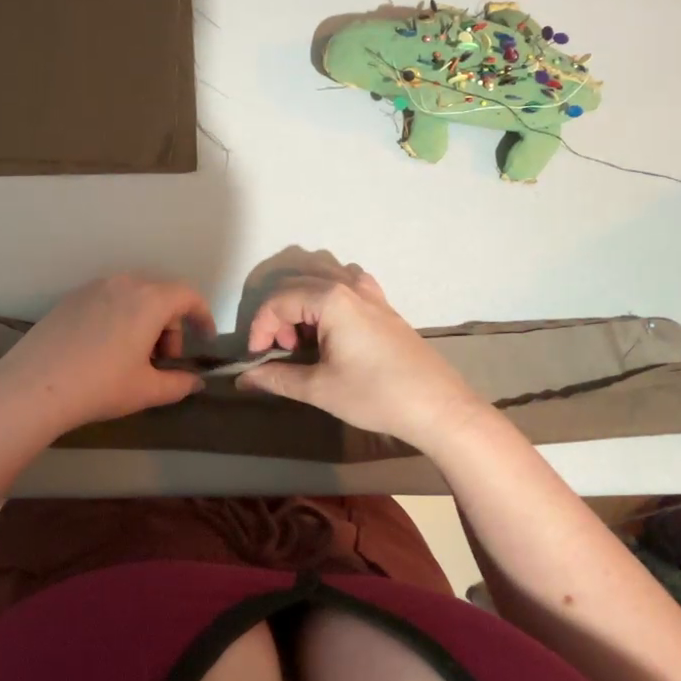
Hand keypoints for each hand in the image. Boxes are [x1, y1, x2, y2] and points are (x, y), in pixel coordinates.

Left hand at [0, 275, 215, 432]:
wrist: (35, 385)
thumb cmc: (100, 385)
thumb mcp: (146, 390)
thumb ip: (179, 383)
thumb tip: (195, 381)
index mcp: (149, 300)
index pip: (188, 295)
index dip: (202, 316)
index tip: (205, 340)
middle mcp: (123, 283)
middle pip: (160, 294)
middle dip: (170, 325)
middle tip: (162, 361)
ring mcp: (93, 287)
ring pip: (132, 296)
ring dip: (144, 321)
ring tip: (133, 357)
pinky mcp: (70, 298)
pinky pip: (107, 299)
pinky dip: (119, 317)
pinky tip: (104, 350)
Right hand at [236, 265, 490, 447]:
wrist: (438, 407)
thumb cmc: (375, 395)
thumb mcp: (319, 389)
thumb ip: (277, 378)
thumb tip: (242, 379)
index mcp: (330, 299)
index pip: (277, 301)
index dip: (260, 328)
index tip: (257, 358)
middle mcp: (348, 285)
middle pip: (295, 282)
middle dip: (278, 315)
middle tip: (282, 351)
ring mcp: (370, 291)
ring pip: (321, 273)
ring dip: (301, 298)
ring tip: (304, 335)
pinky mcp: (384, 304)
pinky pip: (347, 280)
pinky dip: (329, 292)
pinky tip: (332, 322)